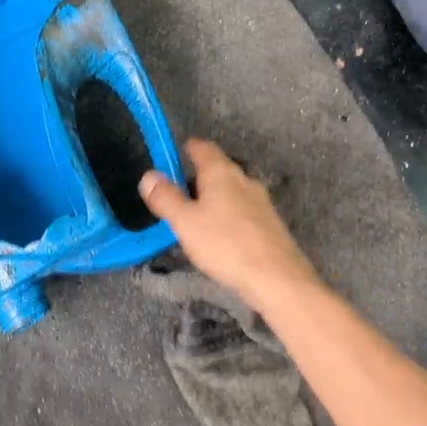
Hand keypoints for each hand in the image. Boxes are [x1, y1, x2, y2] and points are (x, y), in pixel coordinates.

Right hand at [139, 139, 321, 312]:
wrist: (277, 277)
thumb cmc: (225, 244)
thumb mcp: (185, 222)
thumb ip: (166, 198)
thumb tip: (148, 175)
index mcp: (221, 172)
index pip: (203, 148)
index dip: (189, 147)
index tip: (177, 151)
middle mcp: (244, 180)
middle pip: (219, 169)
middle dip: (200, 176)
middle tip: (179, 189)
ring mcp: (261, 201)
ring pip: (233, 191)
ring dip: (215, 197)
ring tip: (197, 214)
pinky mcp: (271, 224)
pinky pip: (243, 210)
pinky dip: (229, 215)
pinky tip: (222, 234)